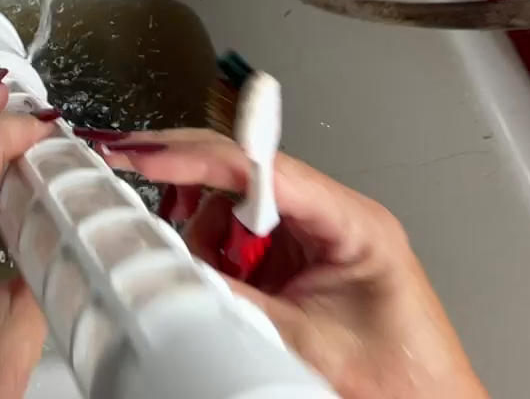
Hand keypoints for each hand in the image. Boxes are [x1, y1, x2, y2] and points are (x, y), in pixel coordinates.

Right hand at [104, 129, 488, 398]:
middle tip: (126, 158)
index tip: (140, 155)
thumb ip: (233, 303)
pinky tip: (214, 275)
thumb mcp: (308, 347)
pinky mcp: (296, 253)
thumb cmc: (404, 390)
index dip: (193, 157)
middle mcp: (328, 212)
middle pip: (241, 167)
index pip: (257, 166)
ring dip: (201, 226)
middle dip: (184, 169)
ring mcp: (312, 230)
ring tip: (197, 265)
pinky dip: (212, 248)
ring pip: (231, 199)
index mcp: (349, 220)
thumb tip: (165, 270)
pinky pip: (237, 231)